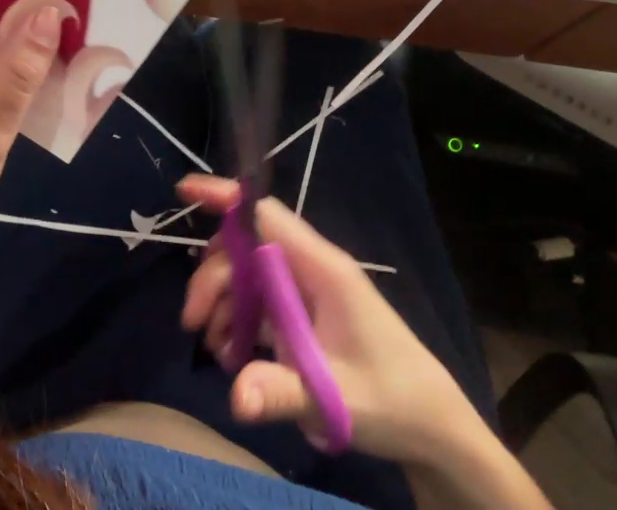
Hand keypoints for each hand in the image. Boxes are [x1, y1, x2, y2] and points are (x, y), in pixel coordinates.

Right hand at [178, 175, 487, 466]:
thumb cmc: (392, 399)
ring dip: (221, 307)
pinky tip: (235, 360)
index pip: (266, 216)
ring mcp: (305, 293)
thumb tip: (236, 397)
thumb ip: (282, 393)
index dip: (224, 197)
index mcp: (323, 269)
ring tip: (219, 352)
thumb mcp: (335, 398)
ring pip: (245, 278)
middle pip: (244, 252)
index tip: (183, 190)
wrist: (432, 426)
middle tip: (193, 324)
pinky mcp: (301, 317)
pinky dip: (236, 325)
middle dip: (212, 280)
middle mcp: (310, 271)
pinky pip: (256, 305)